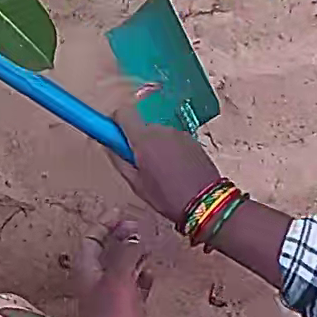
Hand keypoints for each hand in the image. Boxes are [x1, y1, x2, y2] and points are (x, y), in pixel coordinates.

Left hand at [72, 218, 153, 316]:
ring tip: (148, 245)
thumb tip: (133, 234)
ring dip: (132, 255)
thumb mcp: (119, 280)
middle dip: (120, 236)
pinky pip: (132, 286)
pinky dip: (140, 276)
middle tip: (138, 226)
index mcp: (86, 270)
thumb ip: (125, 254)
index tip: (121, 212)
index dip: (104, 223)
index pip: (91, 238)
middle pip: (105, 250)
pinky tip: (151, 273)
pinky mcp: (125, 311)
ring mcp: (109, 297)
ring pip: (120, 267)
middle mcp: (94, 281)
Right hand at [106, 106, 220, 225]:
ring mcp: (179, 133)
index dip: (114, 122)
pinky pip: (171, 139)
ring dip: (152, 145)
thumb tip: (108, 146)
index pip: (122, 113)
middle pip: (140, 125)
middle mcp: (161, 129)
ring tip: (158, 170)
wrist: (208, 203)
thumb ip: (119, 160)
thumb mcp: (136, 183)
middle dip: (134, 139)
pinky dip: (167, 149)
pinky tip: (173, 169)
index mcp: (143, 138)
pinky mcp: (193, 140)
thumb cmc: (167, 196)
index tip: (112, 135)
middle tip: (136, 163)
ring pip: (156, 133)